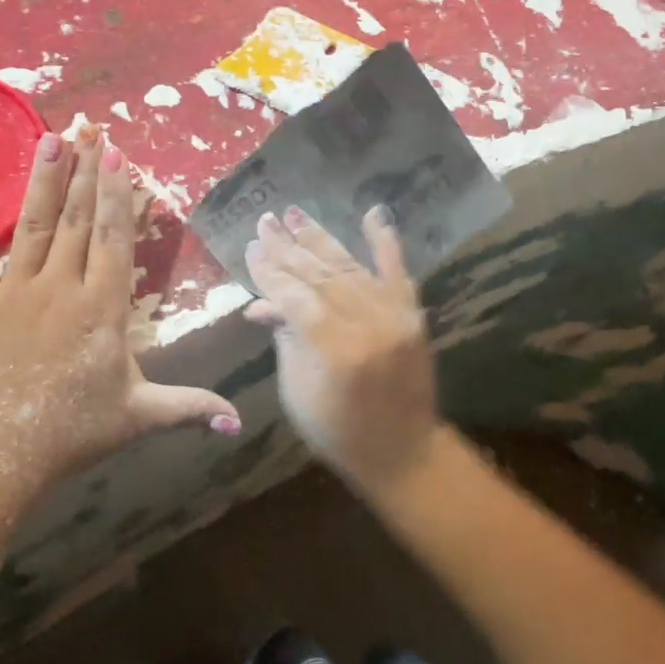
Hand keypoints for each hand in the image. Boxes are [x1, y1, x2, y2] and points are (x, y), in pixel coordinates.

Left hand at [0, 127, 240, 507]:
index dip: (118, 193)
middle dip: (87, 172)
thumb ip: (188, 408)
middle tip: (91, 128)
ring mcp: (13, 292)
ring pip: (34, 225)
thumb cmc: (67, 435)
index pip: (114, 238)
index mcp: (102, 308)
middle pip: (78, 220)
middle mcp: (60, 288)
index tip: (118, 153)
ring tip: (53, 137)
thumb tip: (239, 421)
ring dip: (45, 179)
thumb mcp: (136, 418)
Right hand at [244, 206, 442, 491]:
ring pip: (350, 267)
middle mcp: (365, 323)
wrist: (403, 450)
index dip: (269, 271)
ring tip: (296, 214)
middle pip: (319, 275)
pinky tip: (372, 213)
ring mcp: (394, 316)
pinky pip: (397, 271)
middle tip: (266, 220)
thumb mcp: (297, 391)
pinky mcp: (412, 315)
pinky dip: (385, 242)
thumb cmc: (338, 430)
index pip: (293, 296)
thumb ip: (285, 339)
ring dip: (321, 239)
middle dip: (288, 247)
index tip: (251, 246)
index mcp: (332, 348)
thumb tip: (263, 303)